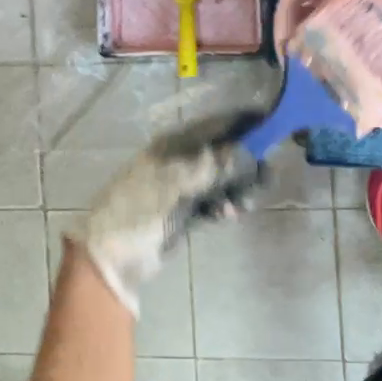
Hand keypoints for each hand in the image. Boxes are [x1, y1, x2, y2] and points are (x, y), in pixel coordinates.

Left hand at [76, 110, 264, 314]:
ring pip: (220, 179)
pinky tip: (229, 215)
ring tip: (244, 205)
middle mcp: (179, 161)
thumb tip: (247, 152)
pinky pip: (213, 201)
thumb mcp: (176, 183)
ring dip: (236, 188)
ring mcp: (181, 187)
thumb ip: (213, 166)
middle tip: (266, 175)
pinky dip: (224, 205)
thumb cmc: (139, 211)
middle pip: (222, 152)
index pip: (214, 125)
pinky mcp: (183, 212)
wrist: (110, 257)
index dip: (242, 122)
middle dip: (245, 161)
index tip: (271, 124)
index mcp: (172, 145)